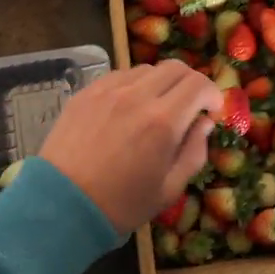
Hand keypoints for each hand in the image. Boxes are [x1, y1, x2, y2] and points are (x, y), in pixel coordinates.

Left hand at [39, 60, 222, 234]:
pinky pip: (119, 76)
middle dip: (191, 83)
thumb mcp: (169, 189)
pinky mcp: (86, 92)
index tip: (212, 112)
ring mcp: (108, 90)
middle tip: (190, 106)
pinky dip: (133, 85)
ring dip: (161, 83)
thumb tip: (203, 124)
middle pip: (176, 67)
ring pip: (146, 69)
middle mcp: (137, 96)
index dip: (213, 94)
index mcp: (162, 121)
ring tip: (156, 108)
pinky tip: (128, 108)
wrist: (61, 206)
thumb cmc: (121, 205)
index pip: (199, 84)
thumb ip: (194, 152)